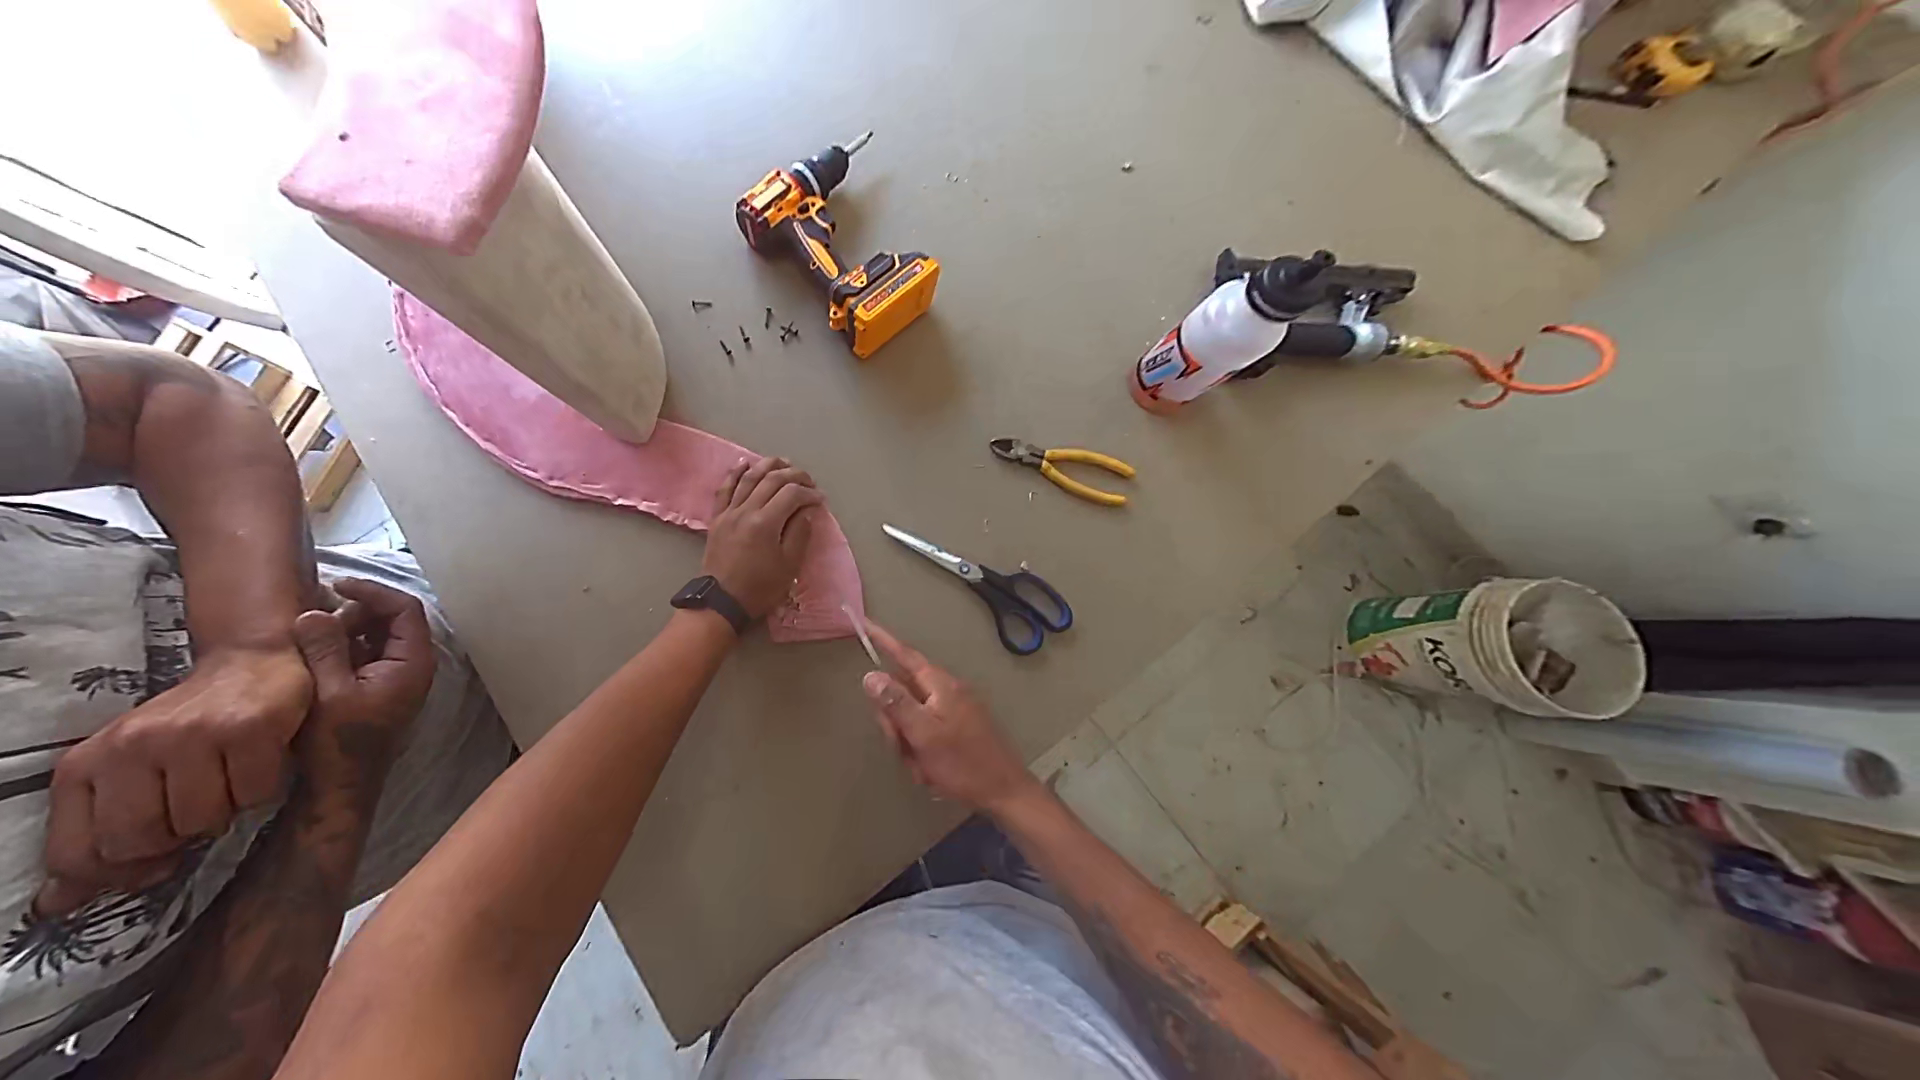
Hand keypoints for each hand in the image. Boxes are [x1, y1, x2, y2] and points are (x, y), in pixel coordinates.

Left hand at [38, 645, 311, 915]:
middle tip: (203, 813)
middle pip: (143, 841)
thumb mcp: (132, 771)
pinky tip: (264, 765)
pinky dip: (266, 788)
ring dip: (229, 812)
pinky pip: (257, 792)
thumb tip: (60, 906)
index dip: (120, 872)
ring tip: (236, 783)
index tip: (158, 861)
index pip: (78, 854)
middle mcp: (130, 749)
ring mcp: (192, 736)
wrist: (253, 662)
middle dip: (181, 838)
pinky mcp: (249, 728)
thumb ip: (100, 831)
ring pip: (204, 820)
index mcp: (86, 765)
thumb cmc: (194, 722)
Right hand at [288, 578, 436, 809]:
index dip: (375, 592)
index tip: (338, 586)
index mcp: (413, 662)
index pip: (406, 610)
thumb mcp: (327, 693)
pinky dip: (342, 644)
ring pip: (376, 635)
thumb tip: (317, 613)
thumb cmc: (337, 742)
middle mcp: (412, 664)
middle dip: (356, 610)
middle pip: (392, 619)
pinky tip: (310, 649)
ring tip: (307, 632)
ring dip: (346, 627)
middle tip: (315, 616)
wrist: (338, 785)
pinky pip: (364, 652)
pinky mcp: (377, 684)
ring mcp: (395, 674)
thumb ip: (325, 650)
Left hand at [702, 455, 825, 619]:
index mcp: (766, 523)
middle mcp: (746, 511)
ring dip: (768, 465)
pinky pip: (725, 488)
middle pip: (772, 480)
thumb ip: (799, 533)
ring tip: (783, 462)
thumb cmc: (760, 587)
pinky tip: (745, 463)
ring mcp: (729, 512)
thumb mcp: (789, 565)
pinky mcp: (718, 518)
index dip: (809, 493)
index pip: (792, 495)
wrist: (722, 601)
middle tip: (808, 480)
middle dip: (794, 475)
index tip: (820, 500)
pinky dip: (735, 473)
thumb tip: (807, 510)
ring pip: (749, 478)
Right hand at [861, 623, 1042, 812]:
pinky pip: (925, 734)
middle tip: (903, 746)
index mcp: (940, 685)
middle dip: (895, 724)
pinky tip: (931, 772)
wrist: (1004, 792)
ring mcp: (952, 711)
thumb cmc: (963, 763)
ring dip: (909, 745)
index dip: (883, 640)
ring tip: (923, 766)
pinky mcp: (956, 729)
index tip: (864, 623)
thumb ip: (896, 703)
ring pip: (911, 719)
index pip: (905, 655)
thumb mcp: (923, 733)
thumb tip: (870, 674)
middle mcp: (947, 692)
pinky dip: (922, 754)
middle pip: (902, 694)